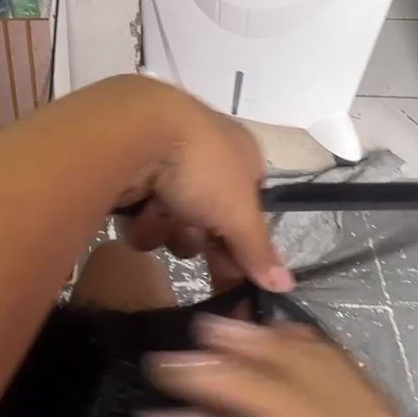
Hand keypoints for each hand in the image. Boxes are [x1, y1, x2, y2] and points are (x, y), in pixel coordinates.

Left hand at [107, 78, 290, 292]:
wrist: (133, 131)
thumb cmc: (201, 165)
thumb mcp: (238, 213)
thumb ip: (258, 251)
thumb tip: (286, 285)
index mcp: (241, 153)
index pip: (250, 207)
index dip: (243, 242)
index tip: (238, 277)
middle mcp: (205, 155)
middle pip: (209, 217)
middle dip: (200, 238)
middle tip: (195, 259)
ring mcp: (166, 161)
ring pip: (172, 218)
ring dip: (167, 228)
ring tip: (160, 218)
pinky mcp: (132, 169)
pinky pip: (141, 210)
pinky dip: (141, 216)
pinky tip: (137, 210)